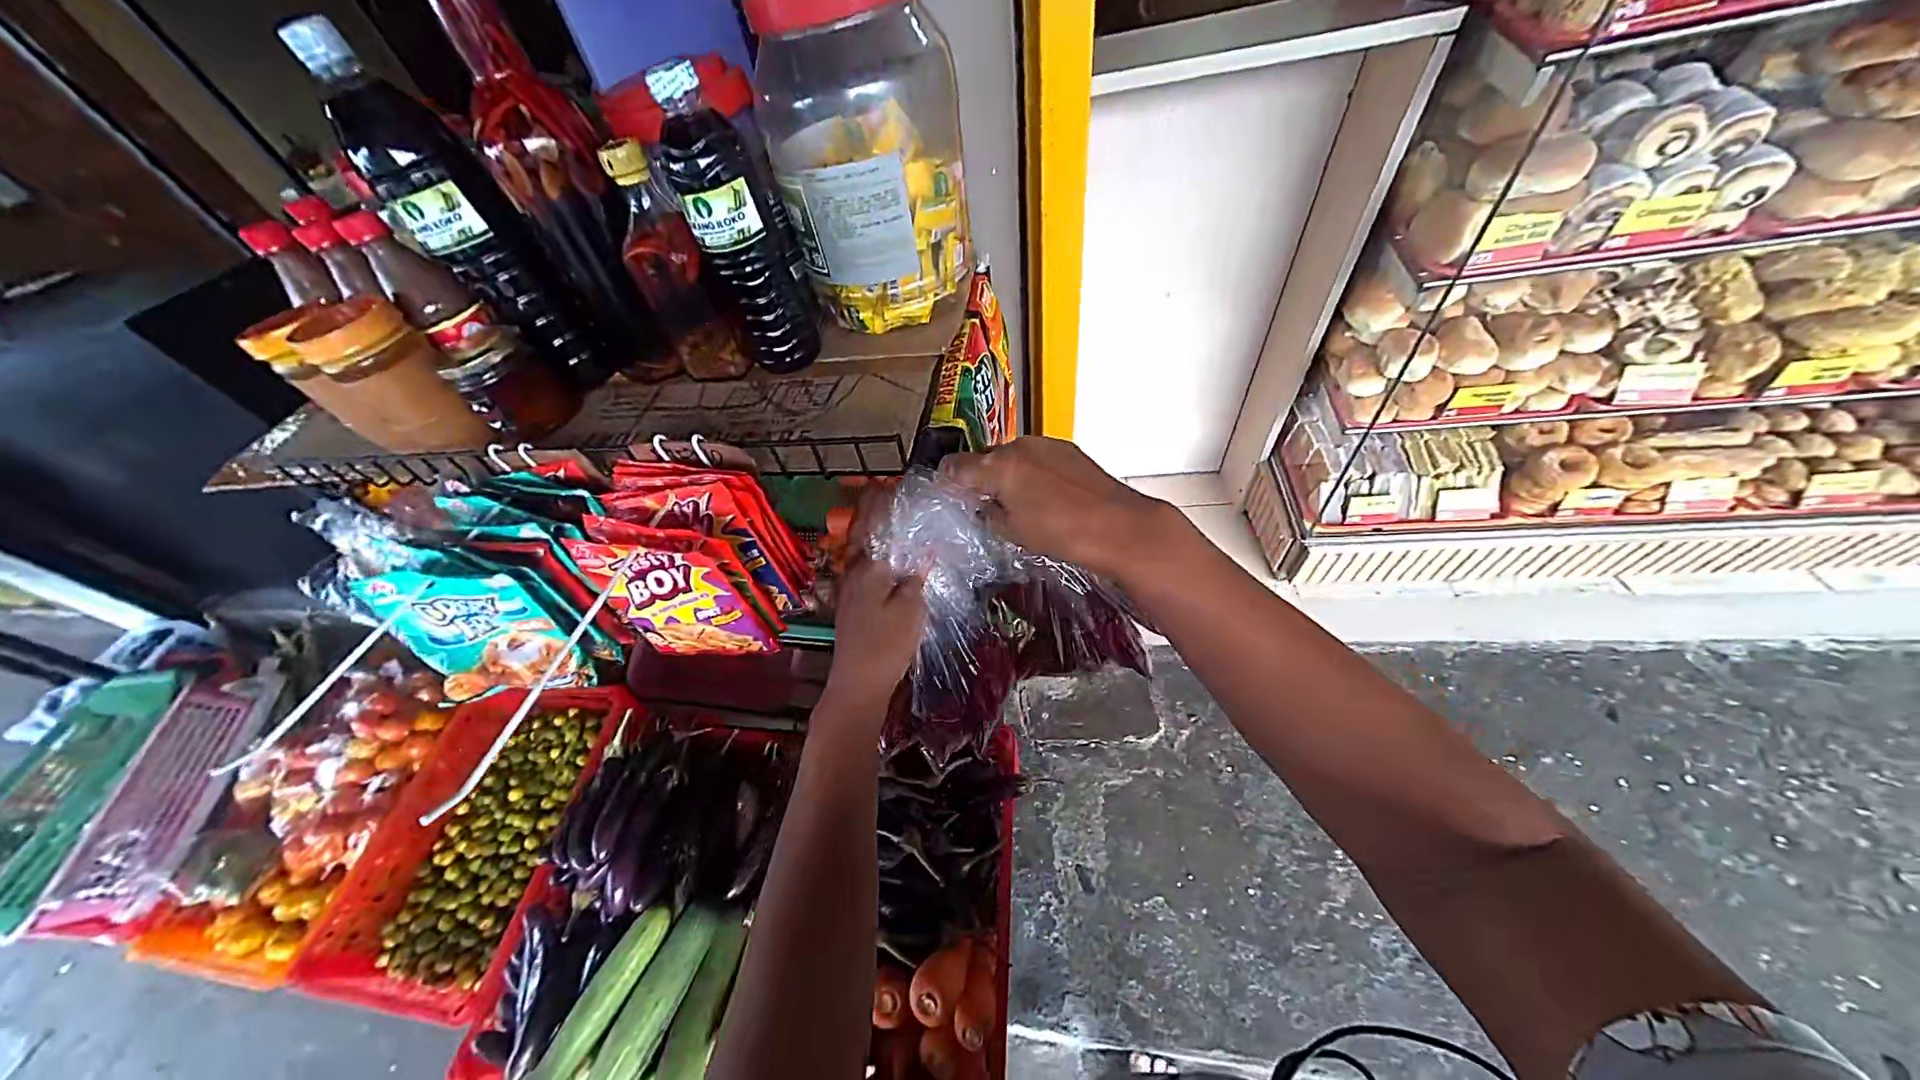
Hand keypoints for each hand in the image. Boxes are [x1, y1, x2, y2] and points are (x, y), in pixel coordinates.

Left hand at [821, 490, 925, 719]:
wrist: (858, 683)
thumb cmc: (886, 645)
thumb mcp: (910, 608)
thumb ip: (916, 576)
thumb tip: (925, 550)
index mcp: (866, 568)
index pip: (871, 524)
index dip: (878, 503)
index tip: (888, 485)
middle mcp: (852, 573)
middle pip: (861, 535)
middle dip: (871, 515)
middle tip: (888, 498)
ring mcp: (848, 591)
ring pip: (860, 553)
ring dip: (872, 536)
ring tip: (892, 525)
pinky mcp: (851, 606)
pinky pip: (863, 570)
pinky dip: (874, 557)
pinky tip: (888, 563)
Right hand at [941, 436, 1184, 582]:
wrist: (1120, 526)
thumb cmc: (1064, 533)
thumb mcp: (1014, 533)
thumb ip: (990, 515)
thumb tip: (984, 509)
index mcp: (999, 466)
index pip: (956, 467)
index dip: (948, 482)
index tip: (948, 495)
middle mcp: (1020, 446)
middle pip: (986, 459)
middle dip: (982, 480)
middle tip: (986, 507)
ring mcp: (1046, 445)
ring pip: (1013, 457)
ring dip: (1009, 476)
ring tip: (1020, 505)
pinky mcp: (1069, 450)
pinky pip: (1038, 458)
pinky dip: (1033, 473)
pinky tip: (1045, 498)